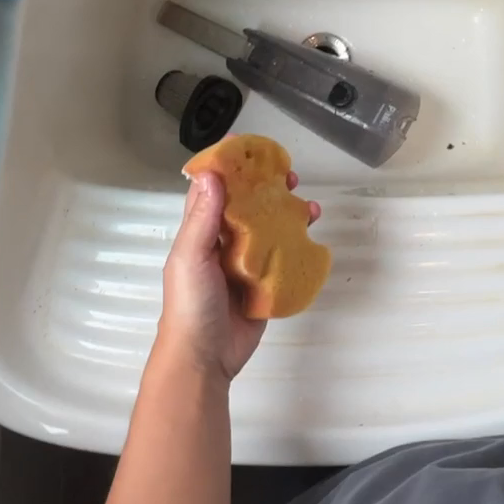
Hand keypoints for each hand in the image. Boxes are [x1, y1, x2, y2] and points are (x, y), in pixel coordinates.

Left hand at [155, 170, 321, 382]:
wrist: (205, 357)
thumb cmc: (190, 306)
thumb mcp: (191, 256)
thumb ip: (203, 218)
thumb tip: (212, 176)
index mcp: (200, 232)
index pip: (213, 189)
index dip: (228, 166)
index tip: (248, 146)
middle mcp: (223, 243)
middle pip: (248, 205)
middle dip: (267, 188)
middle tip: (289, 175)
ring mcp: (246, 264)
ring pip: (270, 229)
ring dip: (288, 214)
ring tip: (308, 207)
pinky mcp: (265, 284)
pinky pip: (284, 258)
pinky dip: (299, 245)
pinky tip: (313, 237)